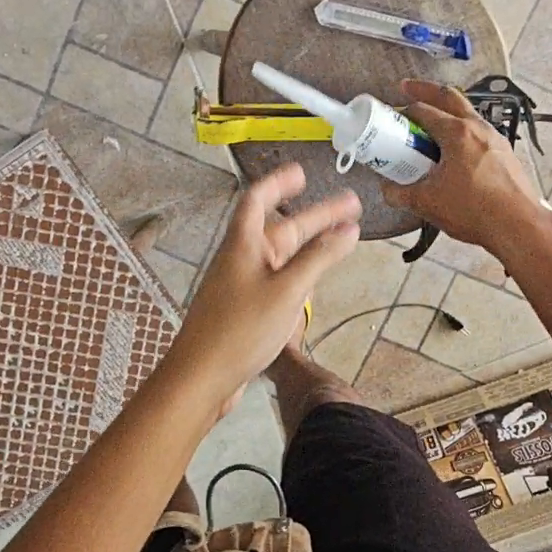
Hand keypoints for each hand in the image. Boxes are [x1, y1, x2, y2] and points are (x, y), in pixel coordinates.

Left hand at [167, 164, 359, 398]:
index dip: (279, 182)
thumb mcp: (287, 291)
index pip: (258, 200)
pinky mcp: (245, 311)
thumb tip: (349, 229)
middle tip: (351, 206)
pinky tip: (314, 280)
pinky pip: (276, 282)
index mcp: (244, 245)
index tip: (302, 172)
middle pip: (280, 228)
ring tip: (343, 238)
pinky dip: (299, 274)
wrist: (200, 379)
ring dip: (310, 246)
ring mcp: (243, 286)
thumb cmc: (240, 329)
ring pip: (281, 257)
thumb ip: (319, 258)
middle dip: (316, 216)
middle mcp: (242, 259)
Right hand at [382, 79, 545, 255]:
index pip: (423, 110)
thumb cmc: (476, 210)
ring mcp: (495, 139)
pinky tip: (453, 152)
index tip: (390, 117)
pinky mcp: (505, 154)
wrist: (519, 226)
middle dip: (425, 90)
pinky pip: (478, 134)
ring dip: (446, 112)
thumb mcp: (427, 203)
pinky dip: (461, 133)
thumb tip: (388, 189)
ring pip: (467, 114)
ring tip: (430, 125)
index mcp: (457, 133)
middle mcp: (478, 128)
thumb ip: (400, 193)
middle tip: (407, 89)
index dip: (401, 111)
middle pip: (449, 97)